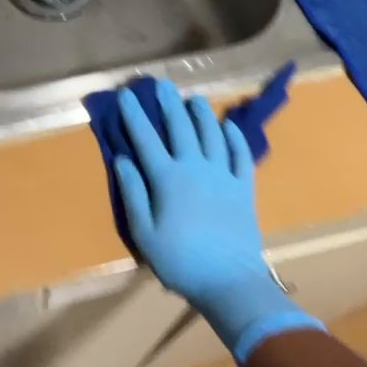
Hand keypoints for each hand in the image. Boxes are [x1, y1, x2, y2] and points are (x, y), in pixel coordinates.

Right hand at [114, 78, 319, 363]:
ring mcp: (222, 176)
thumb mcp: (144, 233)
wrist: (230, 282)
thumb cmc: (180, 261)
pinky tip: (229, 127)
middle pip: (181, 128)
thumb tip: (123, 160)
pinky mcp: (244, 188)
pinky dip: (235, 138)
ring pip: (212, 134)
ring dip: (202, 114)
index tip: (126, 95)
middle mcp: (194, 168)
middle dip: (169, 103)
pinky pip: (240, 156)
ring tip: (195, 98)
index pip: (146, 139)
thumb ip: (134, 194)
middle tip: (163, 84)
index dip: (135, 116)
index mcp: (167, 178)